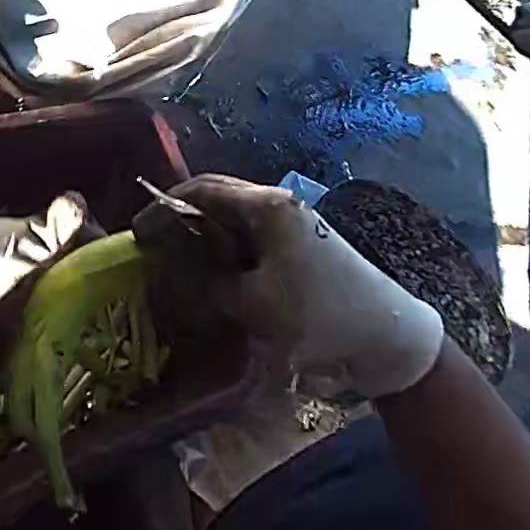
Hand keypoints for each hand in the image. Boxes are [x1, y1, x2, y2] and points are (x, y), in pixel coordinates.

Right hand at [141, 174, 443, 399]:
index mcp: (267, 206)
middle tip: (152, 241)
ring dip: (201, 230)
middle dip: (180, 215)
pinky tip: (211, 268)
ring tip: (175, 255)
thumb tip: (171, 275)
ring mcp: (290, 220)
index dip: (164, 207)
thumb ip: (206, 285)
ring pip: (231, 214)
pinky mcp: (298, 241)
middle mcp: (277, 203)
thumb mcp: (254, 305)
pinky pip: (249, 233)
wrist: (392, 339)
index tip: (137, 231)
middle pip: (216, 195)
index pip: (202, 190)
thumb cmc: (321, 316)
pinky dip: (223, 245)